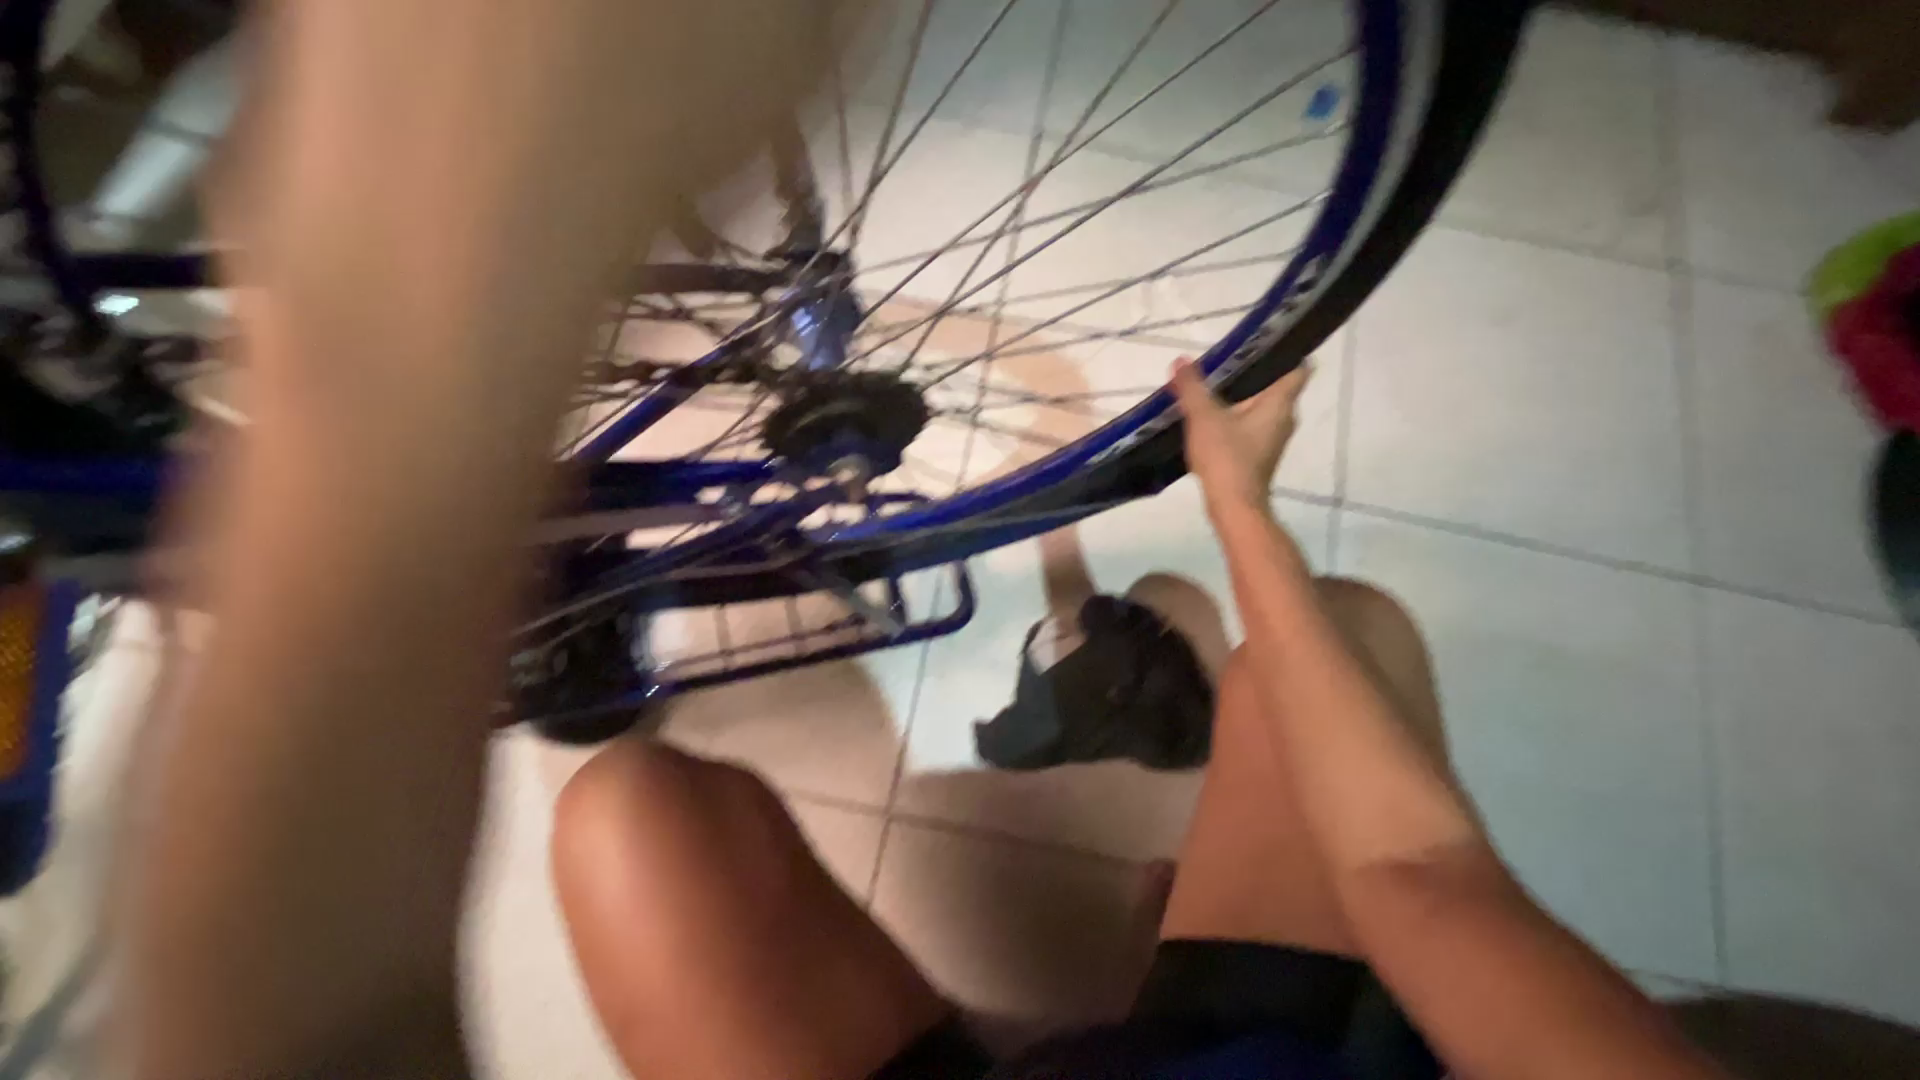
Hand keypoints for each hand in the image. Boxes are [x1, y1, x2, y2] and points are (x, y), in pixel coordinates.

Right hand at [1169, 357, 1312, 514]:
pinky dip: (1234, 421)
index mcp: (1280, 403)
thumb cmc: (1226, 457)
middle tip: (1222, 366)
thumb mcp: (1204, 417)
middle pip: (1273, 388)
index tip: (1261, 345)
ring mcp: (1273, 440)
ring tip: (1210, 391)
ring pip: (1260, 410)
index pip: (1297, 369)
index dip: (1284, 354)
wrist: (1234, 507)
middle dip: (1250, 376)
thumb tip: (1181, 361)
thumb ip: (1191, 387)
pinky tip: (1209, 422)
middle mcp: (1284, 419)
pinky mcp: (1259, 456)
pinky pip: (1250, 428)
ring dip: (1239, 401)